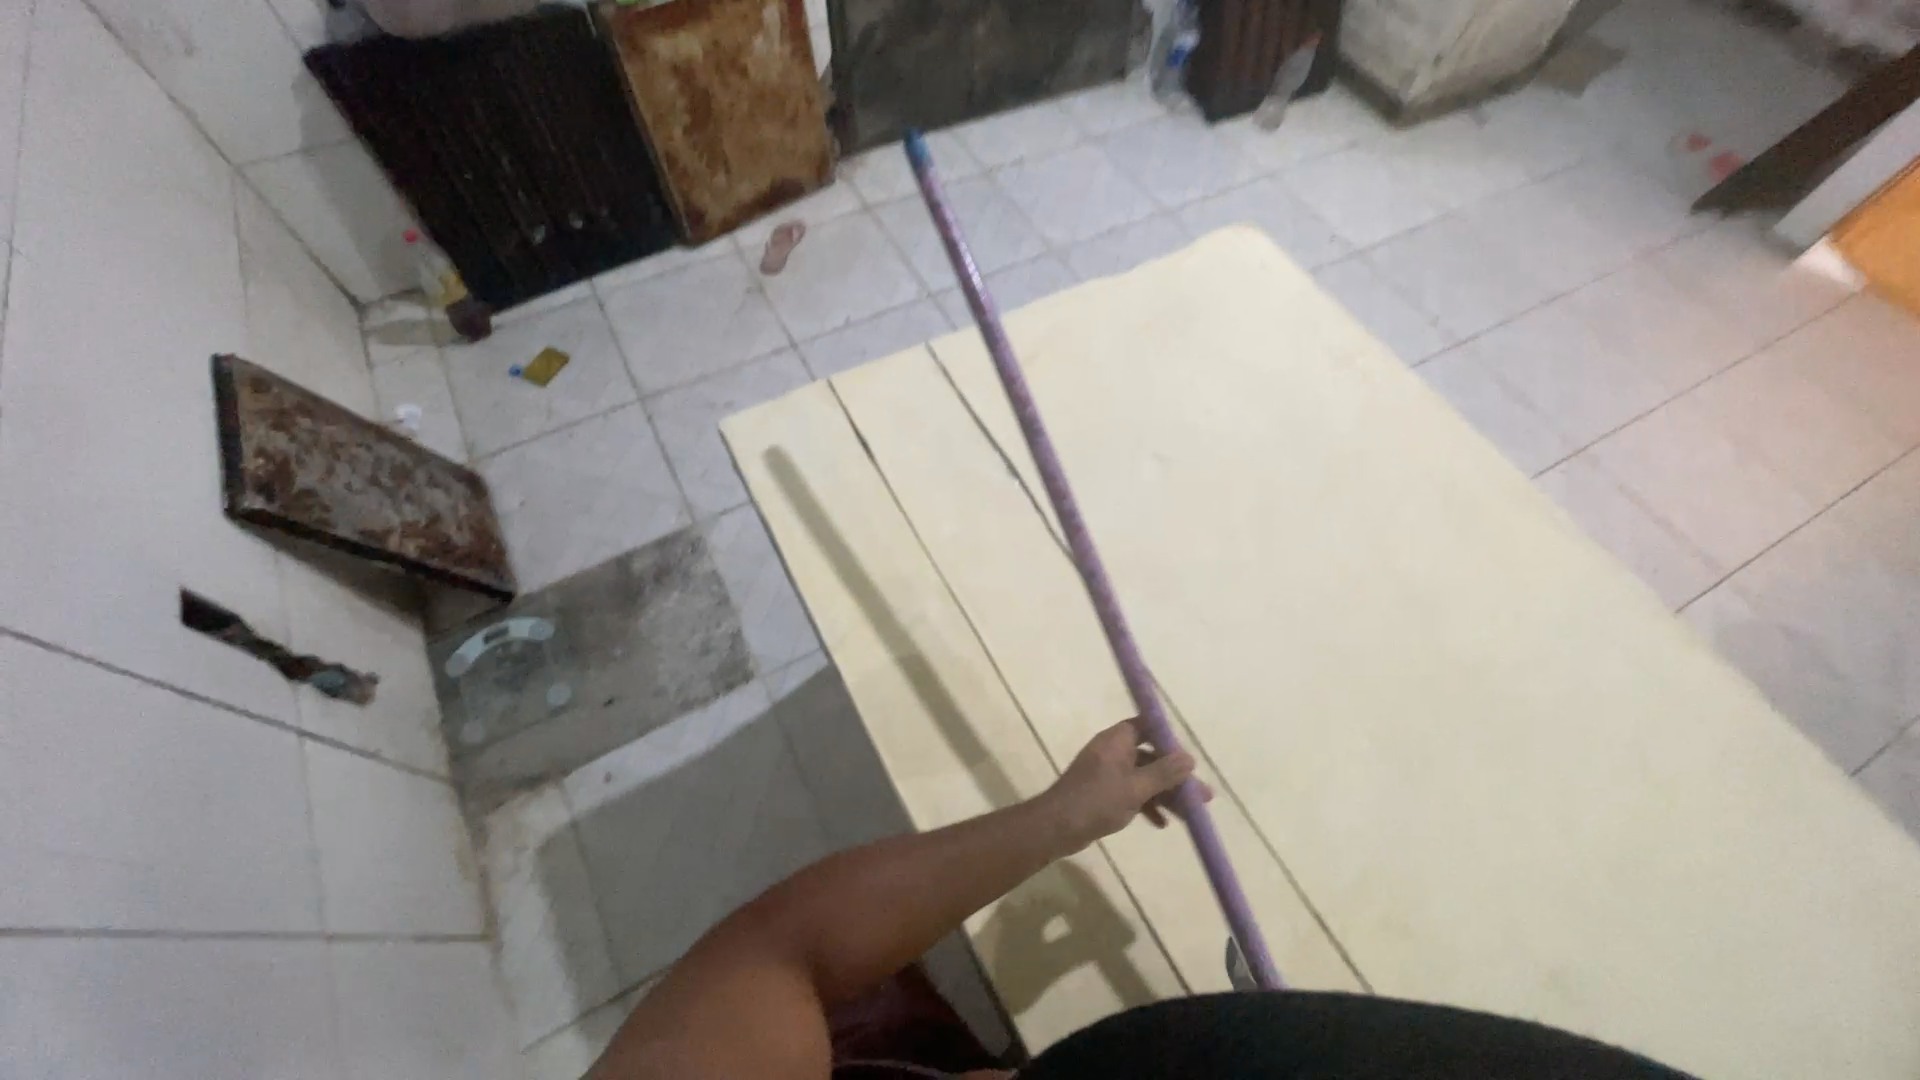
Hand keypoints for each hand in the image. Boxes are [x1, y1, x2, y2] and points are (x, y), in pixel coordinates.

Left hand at [1041, 719, 1212, 850]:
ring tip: (1192, 815)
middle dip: (1176, 776)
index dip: (1167, 738)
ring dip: (1167, 794)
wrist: (1059, 827)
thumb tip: (1189, 758)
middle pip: (1151, 757)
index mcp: (1116, 741)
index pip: (1145, 726)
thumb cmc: (1097, 800)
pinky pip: (1133, 793)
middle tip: (1203, 795)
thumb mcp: (1136, 787)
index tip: (1188, 757)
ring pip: (1145, 778)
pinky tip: (1162, 823)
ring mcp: (1108, 773)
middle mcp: (1113, 752)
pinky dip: (1148, 804)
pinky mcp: (1105, 793)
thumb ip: (1164, 773)